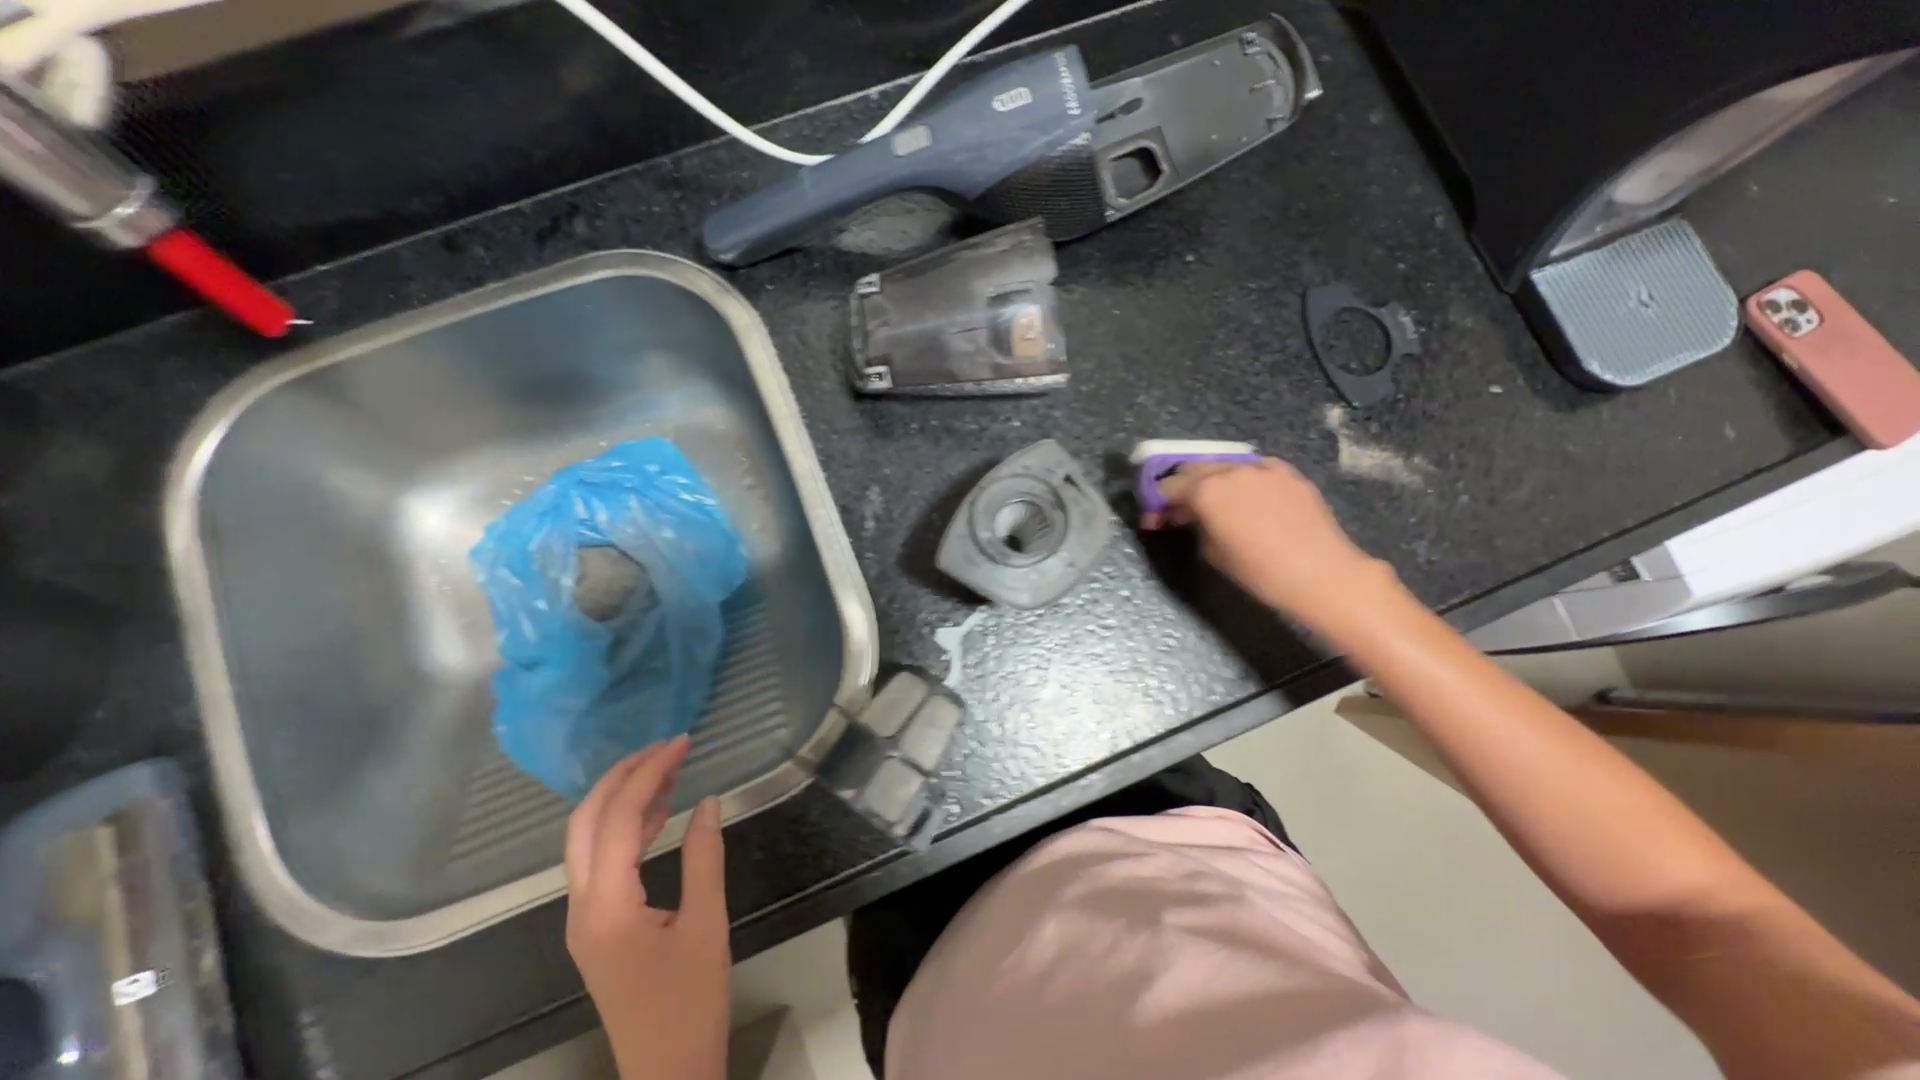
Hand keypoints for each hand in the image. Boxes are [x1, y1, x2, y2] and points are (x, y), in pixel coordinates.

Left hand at [565, 735, 728, 1079]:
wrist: (668, 1073)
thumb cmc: (691, 1004)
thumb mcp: (707, 926)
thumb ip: (704, 858)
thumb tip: (708, 802)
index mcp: (605, 905)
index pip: (617, 819)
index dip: (648, 774)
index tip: (682, 743)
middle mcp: (581, 906)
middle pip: (585, 822)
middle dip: (623, 777)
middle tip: (667, 747)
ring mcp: (583, 919)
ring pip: (588, 841)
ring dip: (623, 800)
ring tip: (669, 769)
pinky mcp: (596, 928)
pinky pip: (600, 863)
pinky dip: (626, 830)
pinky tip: (660, 816)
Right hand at [1144, 457, 1390, 621]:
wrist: (1321, 573)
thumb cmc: (1260, 572)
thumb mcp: (1213, 552)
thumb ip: (1194, 525)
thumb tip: (1187, 515)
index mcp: (1206, 491)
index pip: (1168, 486)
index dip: (1157, 502)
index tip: (1157, 518)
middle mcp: (1231, 470)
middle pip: (1193, 468)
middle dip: (1183, 486)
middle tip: (1182, 509)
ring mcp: (1262, 468)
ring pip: (1225, 465)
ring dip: (1213, 480)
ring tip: (1218, 503)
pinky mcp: (1288, 472)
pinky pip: (1255, 469)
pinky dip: (1244, 479)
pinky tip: (1250, 499)